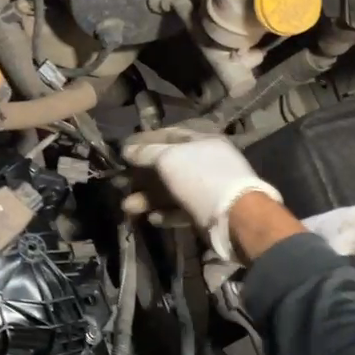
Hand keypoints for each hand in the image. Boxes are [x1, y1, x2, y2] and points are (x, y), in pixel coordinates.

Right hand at [122, 128, 284, 258]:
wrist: (235, 217)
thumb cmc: (200, 178)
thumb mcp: (168, 158)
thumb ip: (146, 153)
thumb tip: (127, 150)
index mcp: (202, 141)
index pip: (168, 134)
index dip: (144, 140)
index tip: (123, 150)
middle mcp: (205, 162)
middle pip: (167, 165)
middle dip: (141, 175)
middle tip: (120, 182)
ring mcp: (207, 187)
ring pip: (171, 190)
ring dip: (148, 198)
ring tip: (129, 207)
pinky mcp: (207, 211)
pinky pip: (182, 209)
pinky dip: (166, 213)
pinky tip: (153, 219)